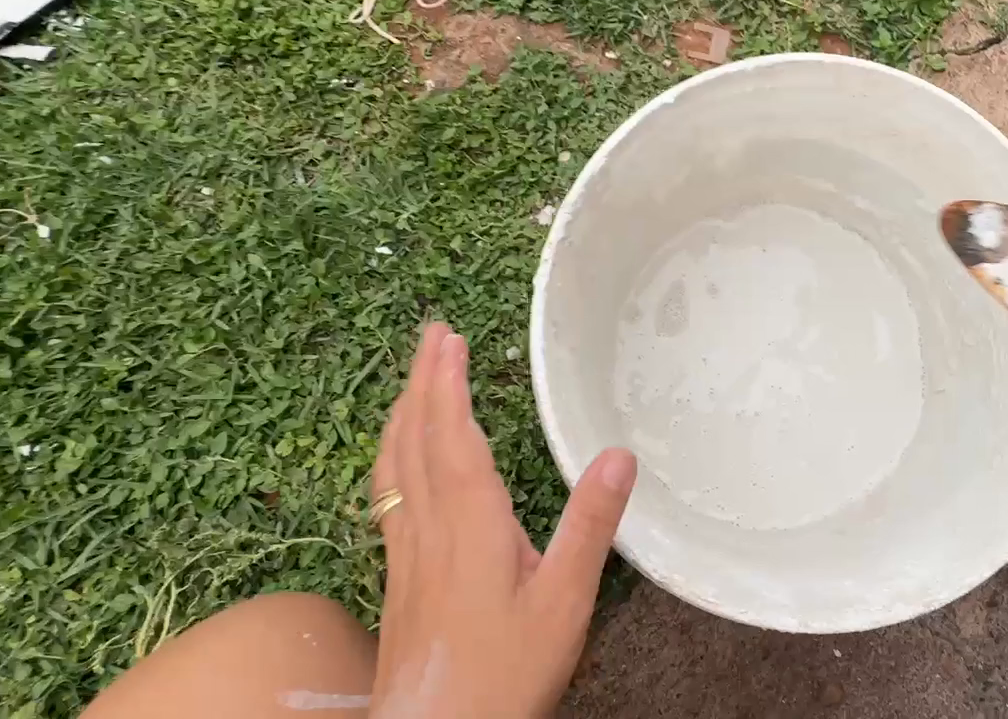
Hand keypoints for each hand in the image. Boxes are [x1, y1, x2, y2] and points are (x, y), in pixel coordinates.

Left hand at [369, 323, 636, 717]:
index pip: (452, 436)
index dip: (447, 383)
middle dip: (421, 381)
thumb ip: (589, 526)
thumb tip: (618, 454)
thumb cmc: (505, 672)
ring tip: (414, 380)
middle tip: (431, 334)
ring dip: (402, 413)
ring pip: (393, 465)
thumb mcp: (564, 601)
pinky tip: (401, 459)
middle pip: (414, 439)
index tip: (448, 338)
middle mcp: (429, 526)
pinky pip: (388, 493)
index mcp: (470, 522)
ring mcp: (406, 551)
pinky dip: (393, 454)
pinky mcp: (398, 574)